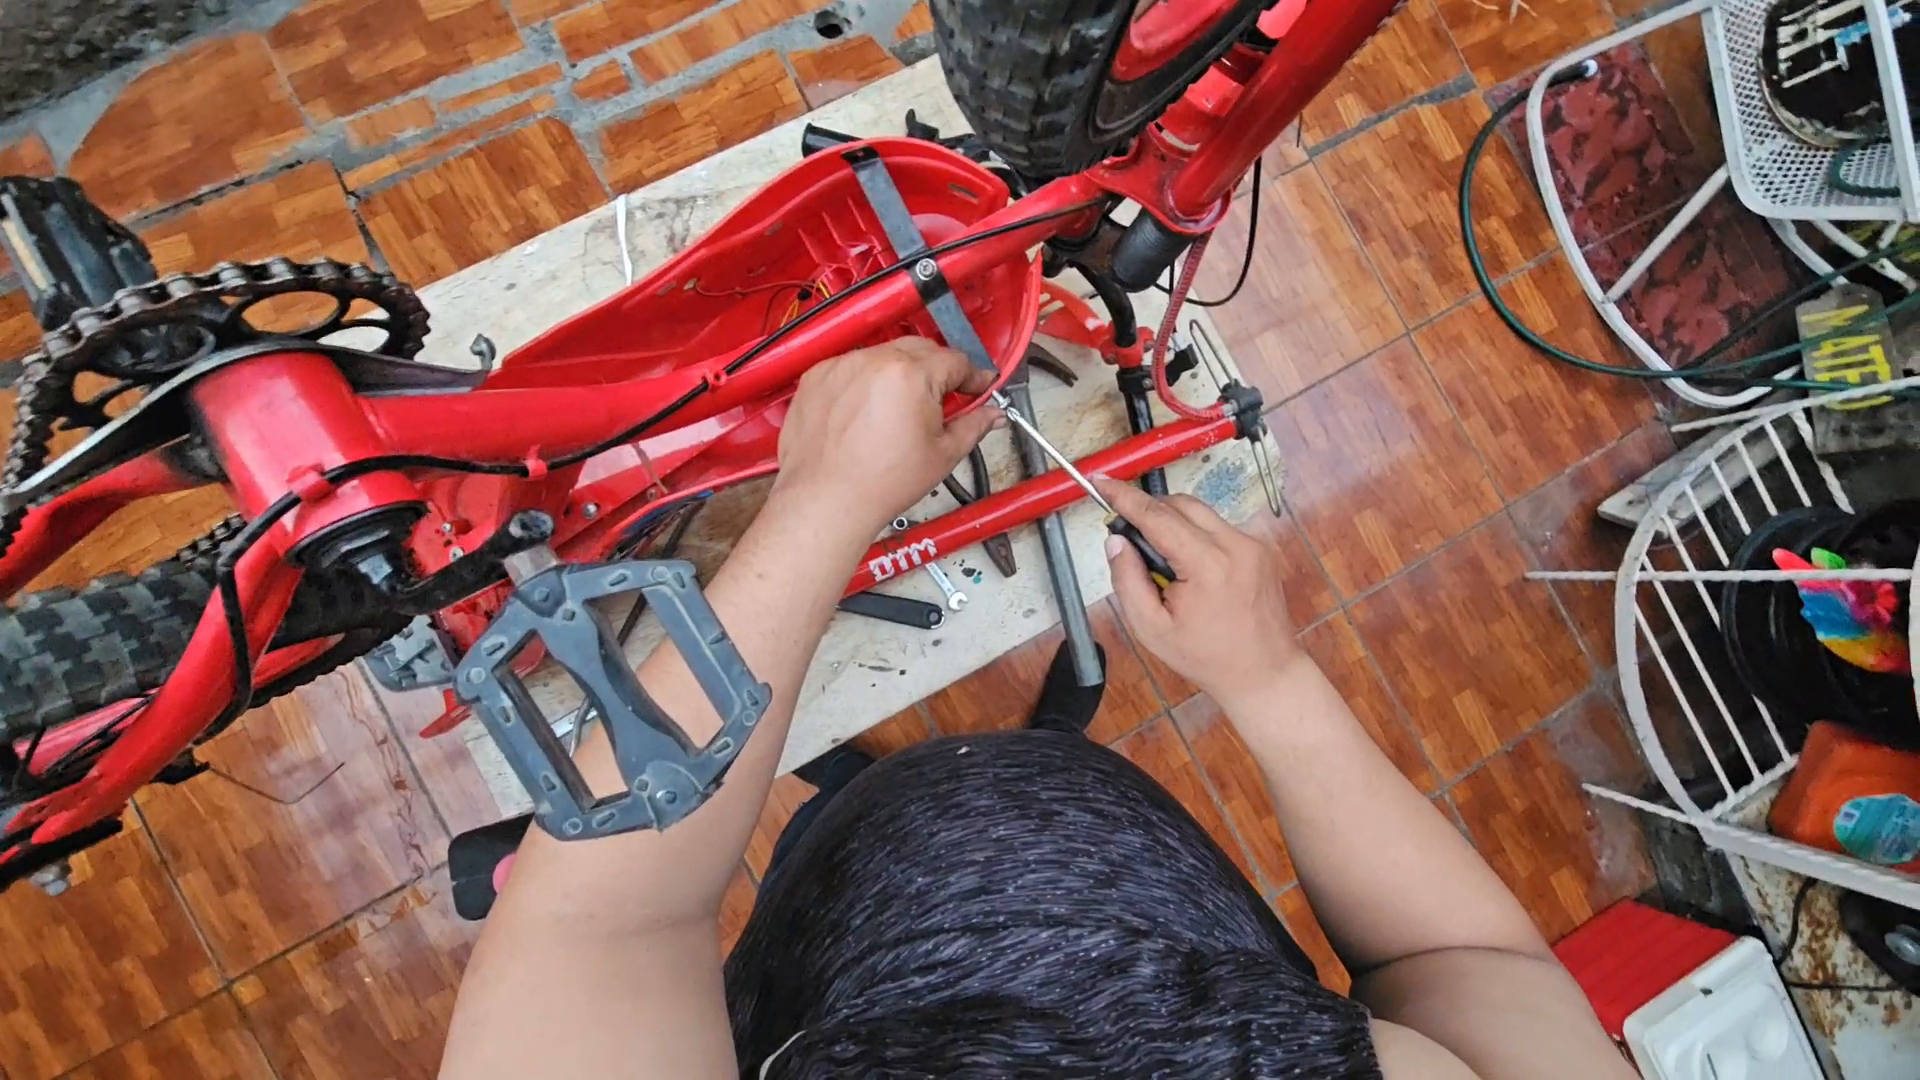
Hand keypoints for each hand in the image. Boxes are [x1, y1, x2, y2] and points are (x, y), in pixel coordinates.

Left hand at [773, 338, 1000, 533]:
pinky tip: (867, 415)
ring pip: (884, 357)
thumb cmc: (880, 483)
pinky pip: (851, 369)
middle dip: (937, 371)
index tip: (977, 387)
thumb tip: (990, 415)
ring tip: (899, 414)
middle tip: (943, 400)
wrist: (827, 500)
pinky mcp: (816, 377)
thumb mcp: (942, 455)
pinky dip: (864, 384)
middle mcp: (874, 360)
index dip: (973, 376)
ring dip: (899, 375)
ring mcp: (841, 366)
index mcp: (911, 374)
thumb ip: (972, 426)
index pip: (955, 360)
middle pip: (920, 350)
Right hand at [1095, 476, 1303, 708]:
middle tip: (1128, 536)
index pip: (1157, 516)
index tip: (1102, 482)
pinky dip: (1194, 534)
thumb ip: (1127, 580)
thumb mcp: (1150, 628)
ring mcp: (1252, 544)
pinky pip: (1217, 527)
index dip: (1125, 497)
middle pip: (1180, 504)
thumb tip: (1116, 541)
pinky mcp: (1260, 549)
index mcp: (1207, 565)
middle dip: (1149, 510)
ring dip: (1172, 522)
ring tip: (1159, 559)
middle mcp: (1235, 545)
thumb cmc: (1204, 656)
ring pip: (1200, 512)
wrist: (1264, 673)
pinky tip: (1187, 566)